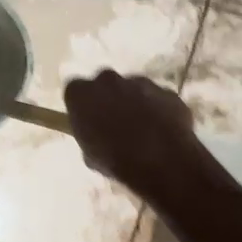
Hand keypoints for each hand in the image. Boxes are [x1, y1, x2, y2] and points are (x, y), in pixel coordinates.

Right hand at [62, 70, 210, 197]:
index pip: (75, 90)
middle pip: (104, 83)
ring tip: (143, 129)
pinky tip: (163, 130)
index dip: (82, 105)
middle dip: (109, 98)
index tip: (88, 119)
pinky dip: (159, 109)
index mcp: (80, 93)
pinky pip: (158, 98)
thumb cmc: (115, 159)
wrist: (161, 162)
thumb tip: (96, 134)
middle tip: (115, 122)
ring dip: (135, 102)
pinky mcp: (166, 91)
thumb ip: (89, 134)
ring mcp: (139, 82)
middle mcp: (107, 79)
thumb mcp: (89, 153)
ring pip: (133, 88)